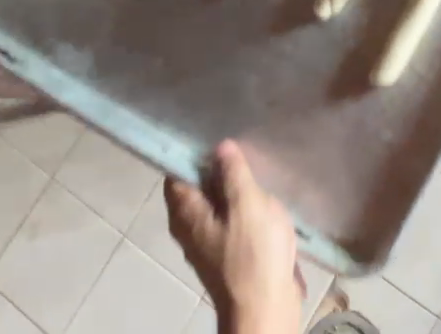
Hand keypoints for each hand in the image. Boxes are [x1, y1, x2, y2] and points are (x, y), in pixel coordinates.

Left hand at [166, 141, 301, 331]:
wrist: (265, 309)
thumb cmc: (253, 254)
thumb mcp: (247, 205)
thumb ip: (233, 174)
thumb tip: (220, 147)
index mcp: (187, 215)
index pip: (175, 174)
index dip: (189, 152)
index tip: (211, 131)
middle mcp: (191, 228)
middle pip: (194, 188)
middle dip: (212, 166)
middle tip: (238, 140)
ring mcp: (209, 242)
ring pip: (214, 204)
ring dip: (229, 185)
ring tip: (253, 161)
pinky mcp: (229, 253)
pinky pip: (229, 218)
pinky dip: (240, 204)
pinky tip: (263, 194)